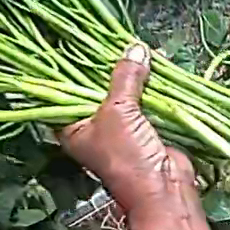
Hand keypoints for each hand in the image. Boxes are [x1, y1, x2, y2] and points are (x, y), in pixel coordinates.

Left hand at [61, 44, 192, 207]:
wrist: (164, 189)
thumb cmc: (127, 158)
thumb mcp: (118, 111)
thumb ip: (125, 78)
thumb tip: (136, 48)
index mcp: (73, 125)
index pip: (66, 87)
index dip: (73, 64)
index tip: (80, 40)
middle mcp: (96, 125)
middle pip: (99, 88)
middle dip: (112, 67)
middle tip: (116, 41)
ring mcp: (124, 128)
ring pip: (127, 94)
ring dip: (137, 76)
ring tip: (142, 51)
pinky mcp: (149, 130)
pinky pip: (149, 104)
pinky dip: (155, 90)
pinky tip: (160, 69)